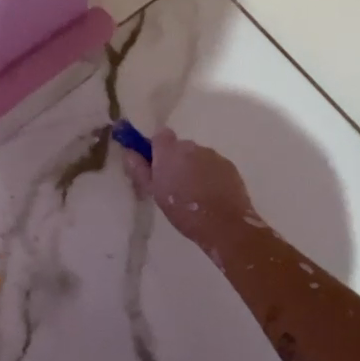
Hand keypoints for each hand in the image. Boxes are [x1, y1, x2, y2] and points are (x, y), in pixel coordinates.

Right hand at [122, 128, 257, 248]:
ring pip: (197, 156)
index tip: (154, 163)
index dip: (156, 147)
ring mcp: (212, 155)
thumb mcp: (154, 192)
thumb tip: (129, 152)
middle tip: (174, 184)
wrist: (225, 225)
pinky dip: (210, 174)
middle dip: (176, 160)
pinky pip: (213, 165)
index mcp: (169, 151)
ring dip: (193, 167)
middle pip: (179, 147)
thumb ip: (140, 169)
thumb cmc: (183, 211)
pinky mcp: (229, 166)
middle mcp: (191, 147)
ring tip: (195, 192)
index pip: (160, 135)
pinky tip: (211, 194)